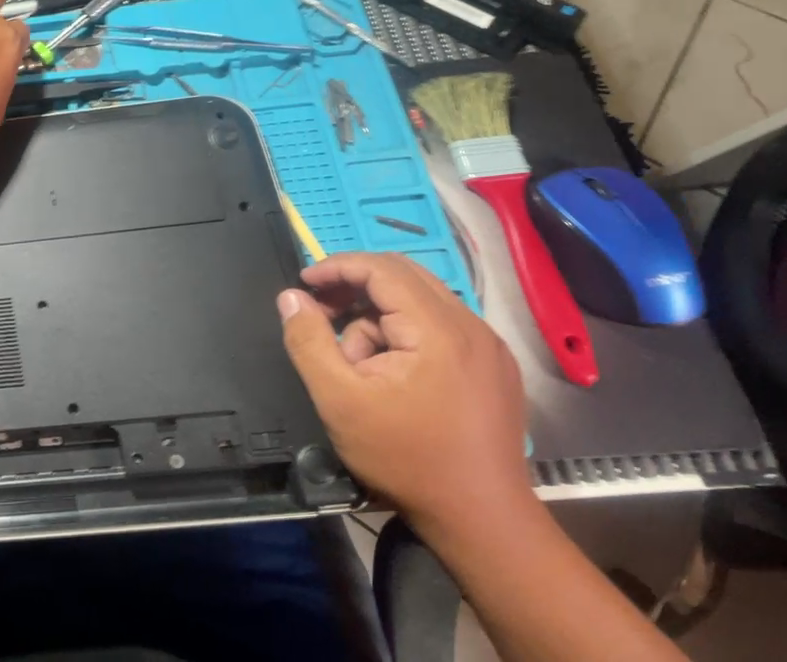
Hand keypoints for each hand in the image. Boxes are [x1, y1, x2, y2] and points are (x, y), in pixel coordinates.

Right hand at [277, 253, 530, 536]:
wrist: (480, 518)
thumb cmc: (404, 457)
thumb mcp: (339, 399)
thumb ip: (308, 340)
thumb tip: (291, 297)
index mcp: (438, 329)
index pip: (383, 269)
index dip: (337, 267)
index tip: (303, 286)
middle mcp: (472, 327)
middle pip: (405, 276)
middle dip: (355, 286)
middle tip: (319, 311)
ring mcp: (490, 348)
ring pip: (421, 303)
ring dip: (379, 317)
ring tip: (355, 363)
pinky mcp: (495, 369)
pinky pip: (442, 327)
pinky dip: (406, 334)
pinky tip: (389, 372)